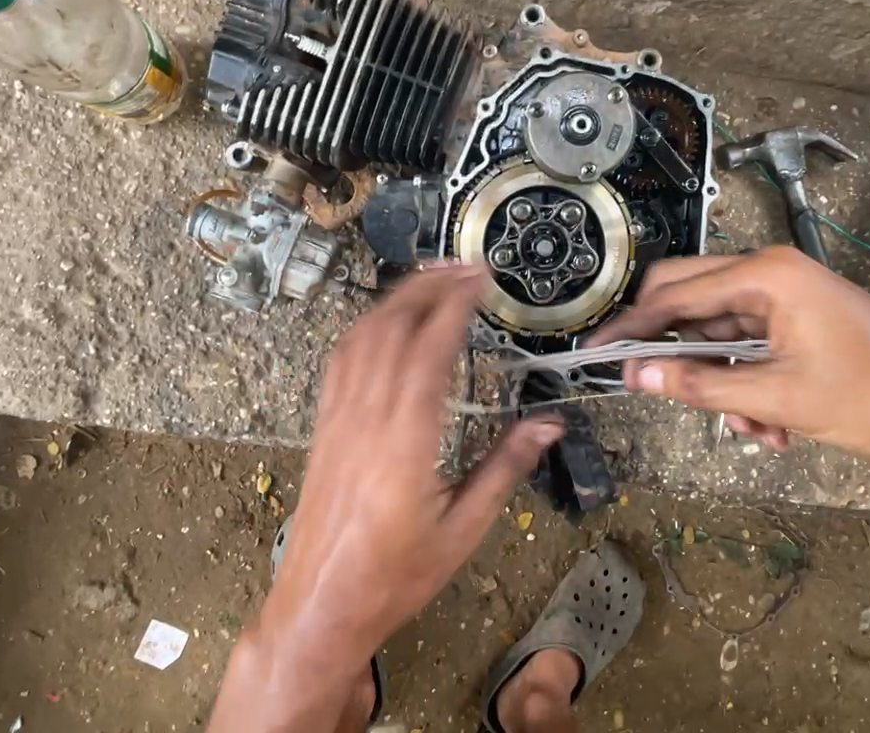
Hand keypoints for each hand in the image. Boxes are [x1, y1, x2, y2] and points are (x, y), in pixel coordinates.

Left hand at [261, 265, 563, 665]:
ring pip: (363, 336)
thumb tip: (547, 426)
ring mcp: (339, 416)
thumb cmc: (395, 575)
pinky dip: (366, 325)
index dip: (455, 304)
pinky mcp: (325, 424)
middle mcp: (367, 416)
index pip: (431, 349)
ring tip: (430, 278)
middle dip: (428, 286)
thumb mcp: (463, 530)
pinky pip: (341, 359)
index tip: (478, 278)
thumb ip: (504, 469)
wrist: (321, 604)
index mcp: (407, 440)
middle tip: (462, 266)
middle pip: (393, 328)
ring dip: (397, 298)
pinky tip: (383, 318)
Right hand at [589, 247, 869, 470]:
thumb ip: (701, 385)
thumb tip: (636, 377)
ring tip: (753, 428)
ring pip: (717, 332)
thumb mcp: (780, 397)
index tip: (596, 355)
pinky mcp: (795, 319)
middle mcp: (768, 272)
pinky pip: (746, 346)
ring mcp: (783, 295)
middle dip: (674, 352)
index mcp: (764, 274)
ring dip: (719, 380)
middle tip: (657, 389)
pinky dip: (745, 383)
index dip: (630, 327)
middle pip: (687, 301)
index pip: (672, 294)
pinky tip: (771, 425)